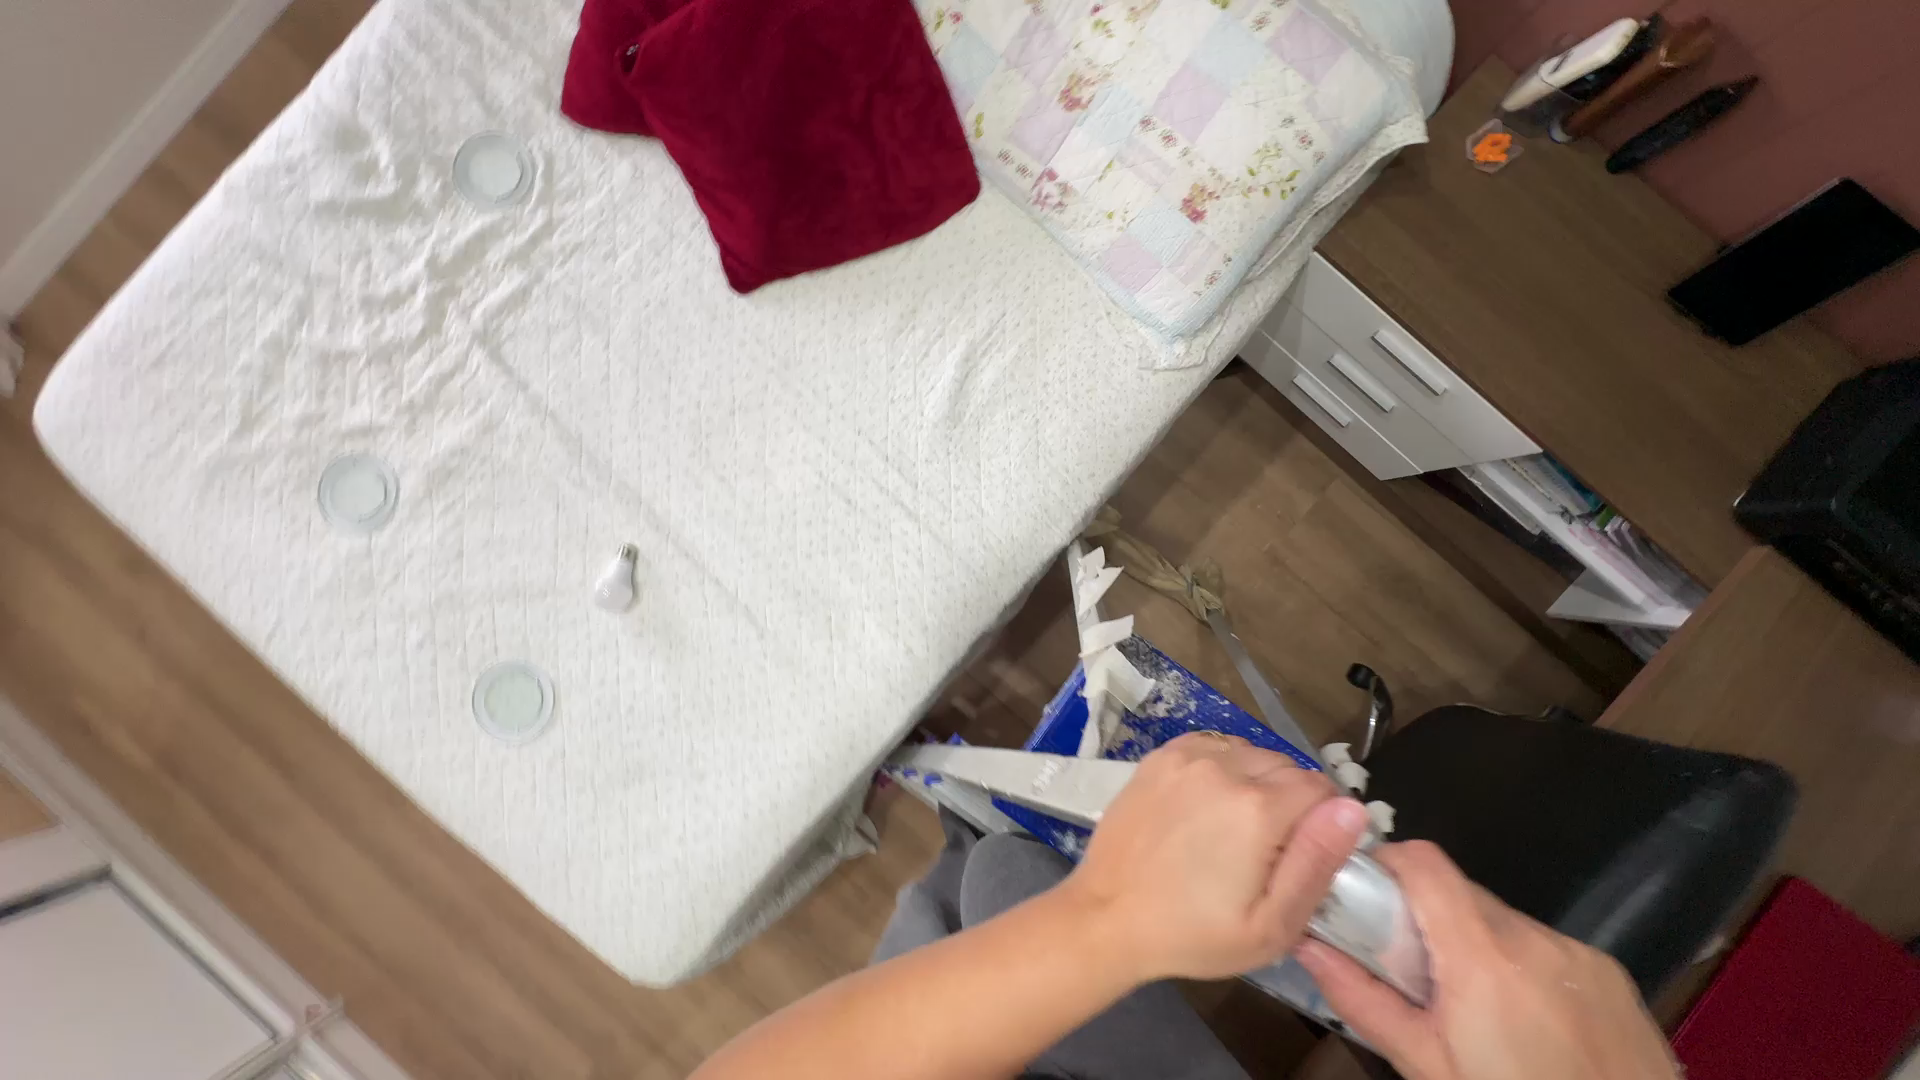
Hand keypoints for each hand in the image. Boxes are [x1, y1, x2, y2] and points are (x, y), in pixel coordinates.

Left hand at [1056, 732, 1370, 982]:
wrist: (1108, 915)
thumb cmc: (1194, 932)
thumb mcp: (1271, 924)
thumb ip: (1317, 861)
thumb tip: (1351, 808)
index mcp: (1257, 809)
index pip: (1321, 788)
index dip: (1326, 819)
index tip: (1308, 850)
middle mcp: (1222, 768)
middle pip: (1285, 766)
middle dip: (1293, 800)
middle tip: (1272, 846)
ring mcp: (1185, 758)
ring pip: (1249, 751)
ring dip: (1257, 778)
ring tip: (1238, 824)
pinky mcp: (1157, 758)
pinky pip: (1211, 745)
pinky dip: (1222, 764)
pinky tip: (1210, 799)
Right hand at [1295, 841, 1681, 1079]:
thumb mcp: (1428, 1068)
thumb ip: (1361, 999)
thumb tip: (1302, 942)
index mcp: (1483, 955)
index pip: (1422, 861)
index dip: (1386, 864)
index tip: (1365, 897)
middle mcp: (1534, 937)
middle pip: (1458, 891)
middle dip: (1425, 917)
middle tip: (1411, 971)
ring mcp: (1580, 955)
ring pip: (1500, 920)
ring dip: (1474, 944)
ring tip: (1476, 1010)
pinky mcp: (1614, 977)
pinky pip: (1544, 947)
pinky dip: (1520, 967)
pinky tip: (1530, 1025)